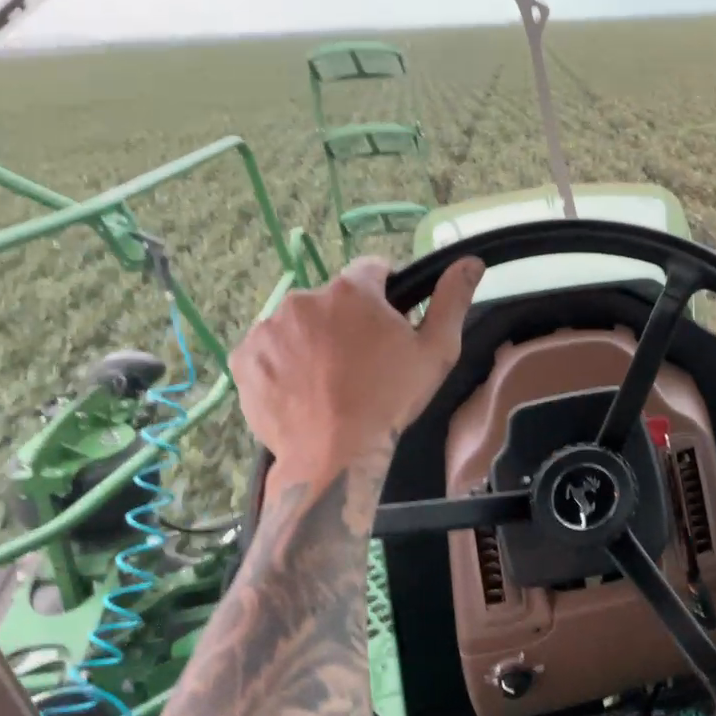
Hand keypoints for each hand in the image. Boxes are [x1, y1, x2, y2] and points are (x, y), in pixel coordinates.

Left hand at [231, 256, 483, 475]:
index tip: (393, 323)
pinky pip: (270, 349)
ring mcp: (268, 328)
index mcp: (352, 292)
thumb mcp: (437, 350)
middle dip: (349, 319)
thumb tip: (470, 262)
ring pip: (300, 323)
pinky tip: (305, 389)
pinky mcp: (244, 358)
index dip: (387, 292)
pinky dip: (285, 362)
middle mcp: (304, 299)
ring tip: (332, 379)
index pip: (372, 268)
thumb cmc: (392, 399)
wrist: (334, 453)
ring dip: (315, 339)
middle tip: (365, 360)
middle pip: (334, 299)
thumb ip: (452, 300)